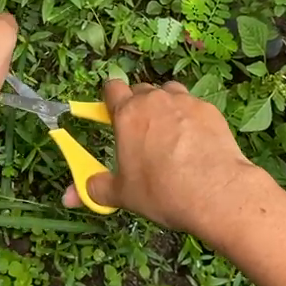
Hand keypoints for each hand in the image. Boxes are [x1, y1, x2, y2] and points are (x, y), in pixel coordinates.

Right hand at [66, 79, 272, 238]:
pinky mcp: (209, 110)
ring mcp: (184, 101)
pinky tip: (196, 143)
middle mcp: (154, 99)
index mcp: (127, 113)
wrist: (217, 192)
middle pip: (140, 90)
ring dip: (165, 107)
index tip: (113, 116)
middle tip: (142, 136)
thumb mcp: (124, 194)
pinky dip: (191, 119)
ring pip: (168, 93)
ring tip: (170, 137)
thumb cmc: (162, 191)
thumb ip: (95, 188)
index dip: (111, 99)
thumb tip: (68, 197)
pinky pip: (193, 107)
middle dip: (138, 106)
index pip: (111, 87)